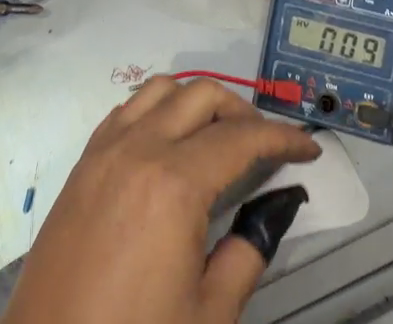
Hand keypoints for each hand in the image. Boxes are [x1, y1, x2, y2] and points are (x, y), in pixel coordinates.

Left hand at [0, 78, 320, 323]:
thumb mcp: (210, 310)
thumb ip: (248, 249)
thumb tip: (275, 207)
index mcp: (173, 182)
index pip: (240, 138)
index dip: (282, 139)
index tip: (309, 150)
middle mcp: (136, 148)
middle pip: (200, 96)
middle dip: (243, 112)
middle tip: (267, 148)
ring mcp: (103, 150)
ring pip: (159, 90)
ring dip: (197, 102)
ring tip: (220, 138)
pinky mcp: (82, 163)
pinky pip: (125, 111)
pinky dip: (157, 110)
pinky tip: (171, 144)